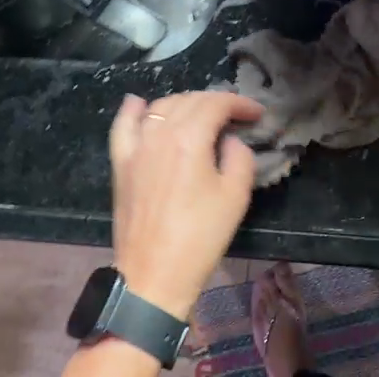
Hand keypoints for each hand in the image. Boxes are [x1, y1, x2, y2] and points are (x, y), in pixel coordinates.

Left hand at [107, 91, 263, 319]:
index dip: (240, 103)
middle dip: (217, 102)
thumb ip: (240, 157)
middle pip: (190, 100)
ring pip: (161, 107)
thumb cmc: (199, 238)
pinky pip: (124, 126)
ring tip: (202, 115)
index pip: (217, 104)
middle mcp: (159, 134)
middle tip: (236, 116)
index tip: (257, 113)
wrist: (154, 277)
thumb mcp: (235, 197)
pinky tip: (141, 104)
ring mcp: (136, 148)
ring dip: (186, 103)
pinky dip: (134, 110)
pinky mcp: (120, 164)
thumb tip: (230, 140)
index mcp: (189, 139)